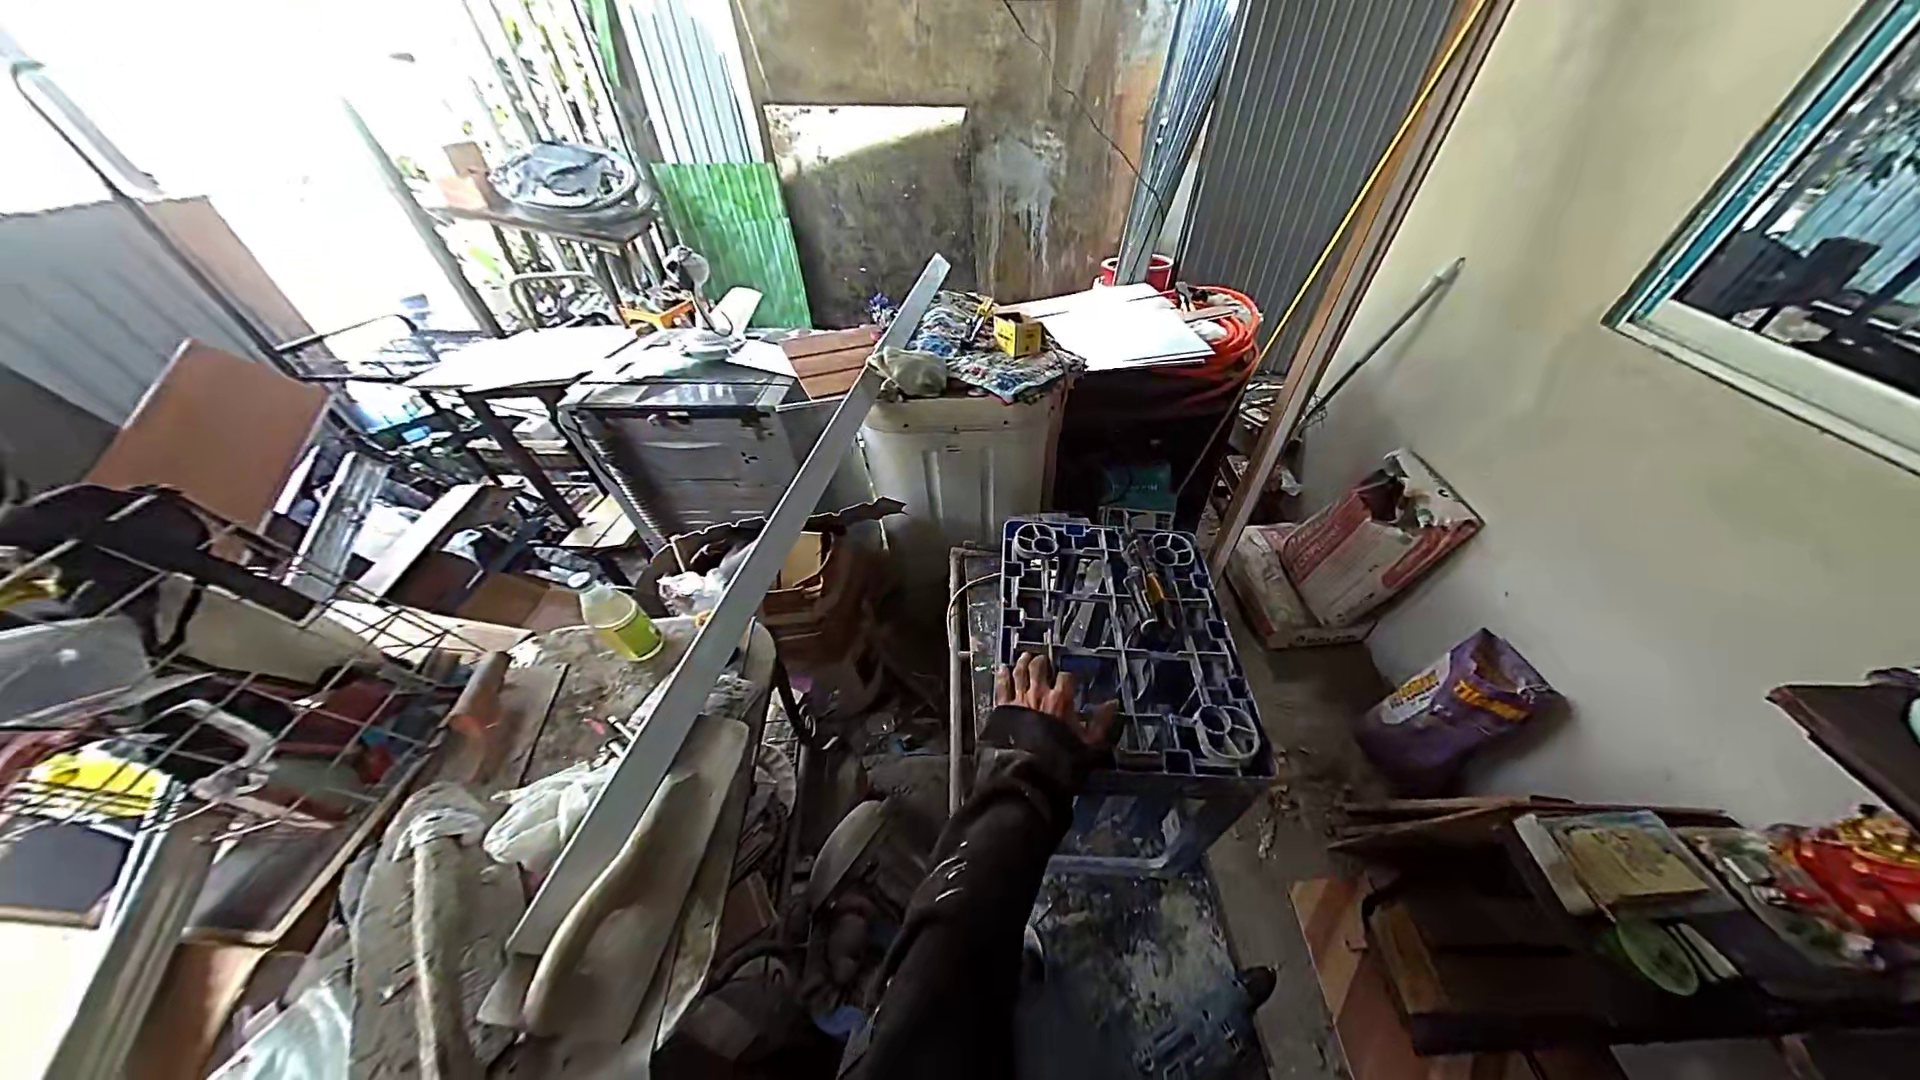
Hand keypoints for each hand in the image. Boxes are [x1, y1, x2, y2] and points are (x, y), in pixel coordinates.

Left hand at [994, 653, 1118, 748]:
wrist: (1029, 769)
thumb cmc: (1060, 758)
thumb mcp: (1089, 743)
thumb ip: (1101, 722)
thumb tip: (1112, 704)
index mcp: (1060, 699)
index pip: (1066, 677)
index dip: (1068, 674)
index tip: (1070, 676)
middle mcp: (1039, 693)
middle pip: (1039, 667)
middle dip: (1042, 661)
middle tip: (1043, 659)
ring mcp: (1019, 698)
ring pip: (1020, 672)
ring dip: (1023, 662)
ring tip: (1025, 656)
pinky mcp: (1003, 707)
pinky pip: (1002, 686)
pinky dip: (1002, 676)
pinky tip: (1002, 669)